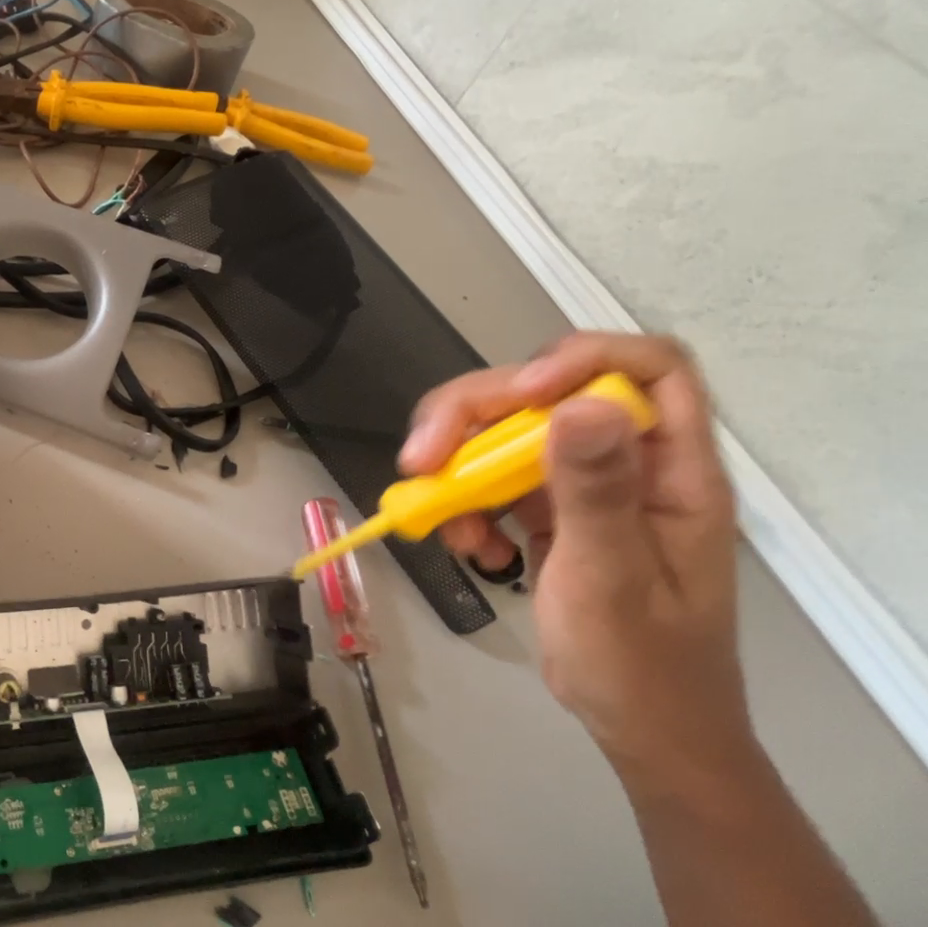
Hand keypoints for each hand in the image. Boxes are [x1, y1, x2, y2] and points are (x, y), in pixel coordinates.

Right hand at [400, 333, 747, 775]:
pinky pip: (494, 479)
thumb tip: (578, 406)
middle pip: (545, 394)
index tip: (516, 399)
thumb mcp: (613, 578)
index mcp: (672, 471)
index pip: (647, 369)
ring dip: (457, 465)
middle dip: (473, 417)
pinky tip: (471, 548)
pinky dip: (465, 504)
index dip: (578, 362)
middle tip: (420, 459)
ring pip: (507, 432)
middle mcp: (628, 463)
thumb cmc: (641, 664)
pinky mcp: (550, 511)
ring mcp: (585, 486)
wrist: (642, 730)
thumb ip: (597, 491)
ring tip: (437, 515)